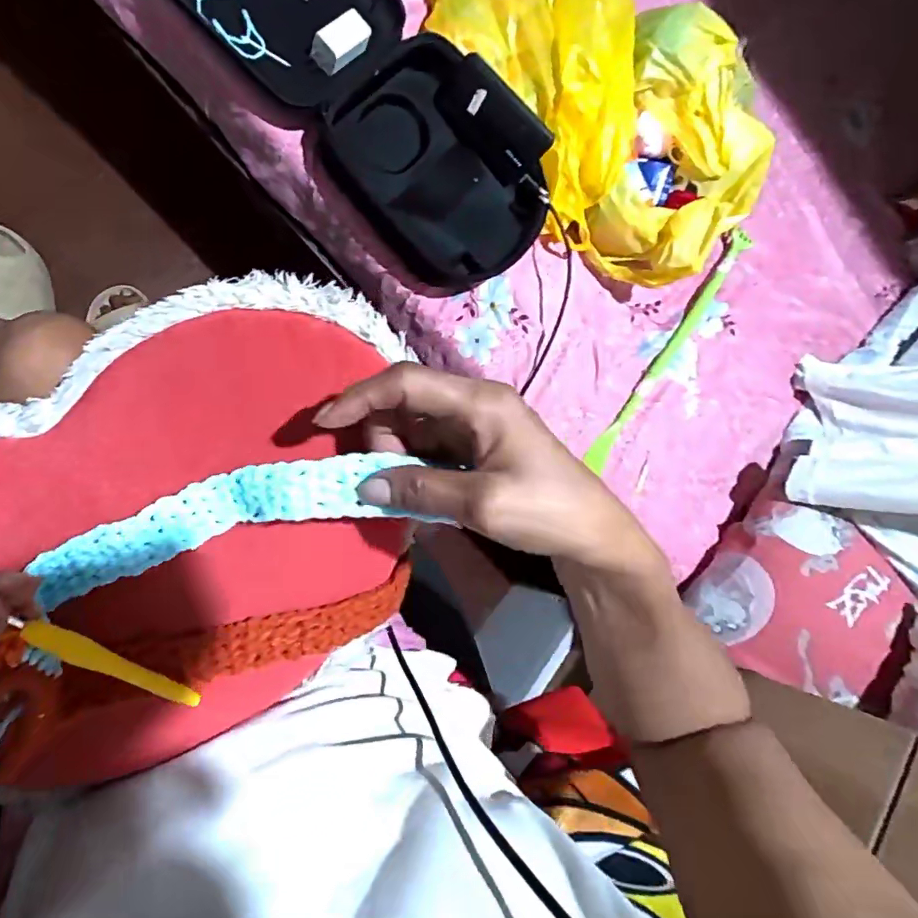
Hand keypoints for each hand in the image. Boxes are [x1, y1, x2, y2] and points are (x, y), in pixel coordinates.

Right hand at [314, 363, 664, 577]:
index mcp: (479, 401)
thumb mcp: (482, 503)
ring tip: (401, 494)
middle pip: (404, 402)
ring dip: (392, 456)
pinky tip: (411, 494)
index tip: (324, 423)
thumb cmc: (547, 510)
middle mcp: (472, 404)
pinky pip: (425, 448)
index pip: (405, 382)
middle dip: (379, 436)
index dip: (360, 397)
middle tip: (381, 481)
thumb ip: (421, 489)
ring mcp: (473, 426)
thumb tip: (364, 486)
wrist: (592, 535)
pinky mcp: (472, 448)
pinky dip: (409, 467)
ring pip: (411, 426)